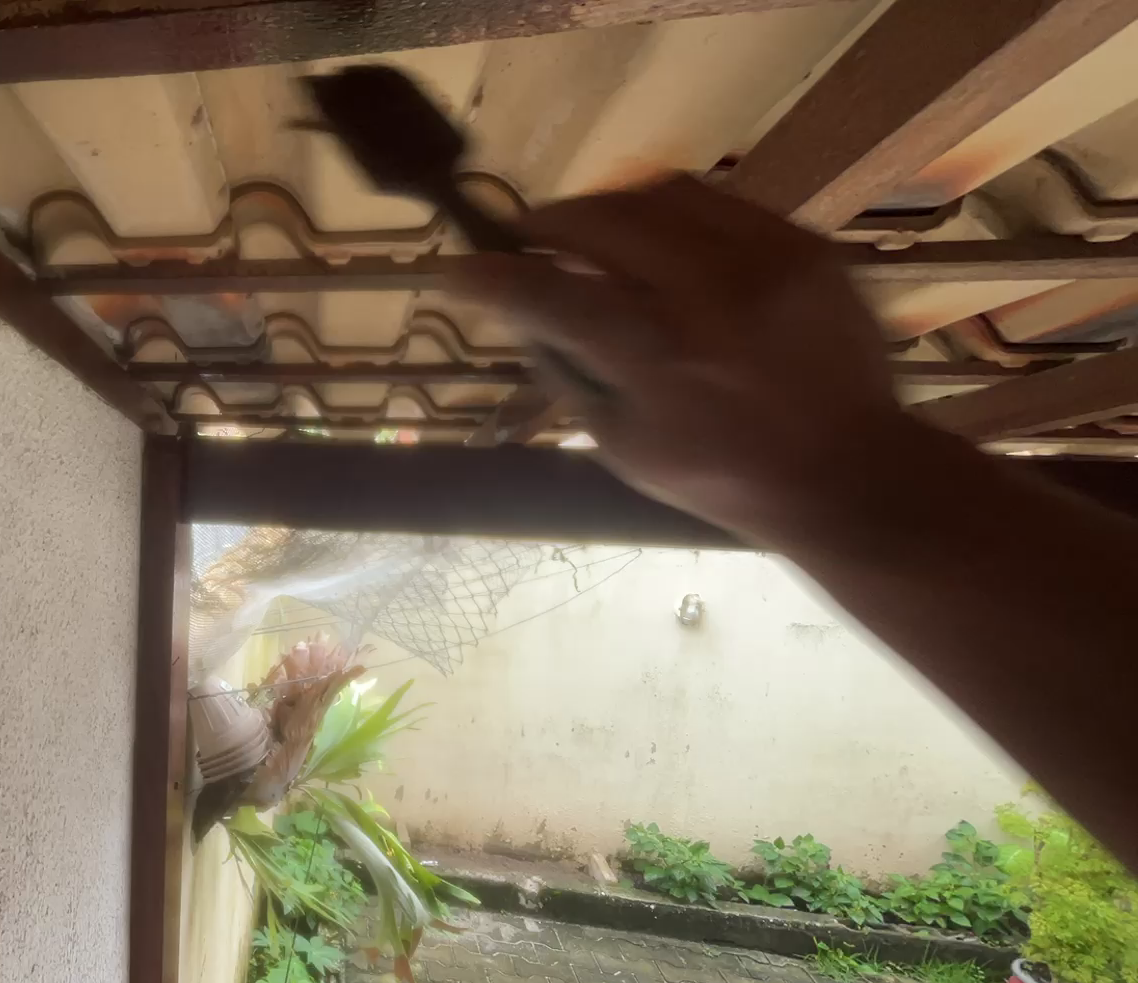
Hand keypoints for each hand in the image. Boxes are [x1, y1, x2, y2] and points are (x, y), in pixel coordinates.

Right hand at [451, 173, 960, 546]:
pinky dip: (660, 210)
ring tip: (578, 228)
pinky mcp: (803, 245)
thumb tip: (524, 317)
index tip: (455, 269)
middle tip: (521, 235)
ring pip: (659, 194)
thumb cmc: (712, 472)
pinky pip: (714, 199)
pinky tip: (644, 236)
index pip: (553, 299)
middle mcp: (711, 297)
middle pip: (604, 223)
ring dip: (601, 206)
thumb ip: (566, 373)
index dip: (493, 279)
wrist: (843, 469)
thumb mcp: (616, 443)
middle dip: (546, 222)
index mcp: (658, 362)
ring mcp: (766, 261)